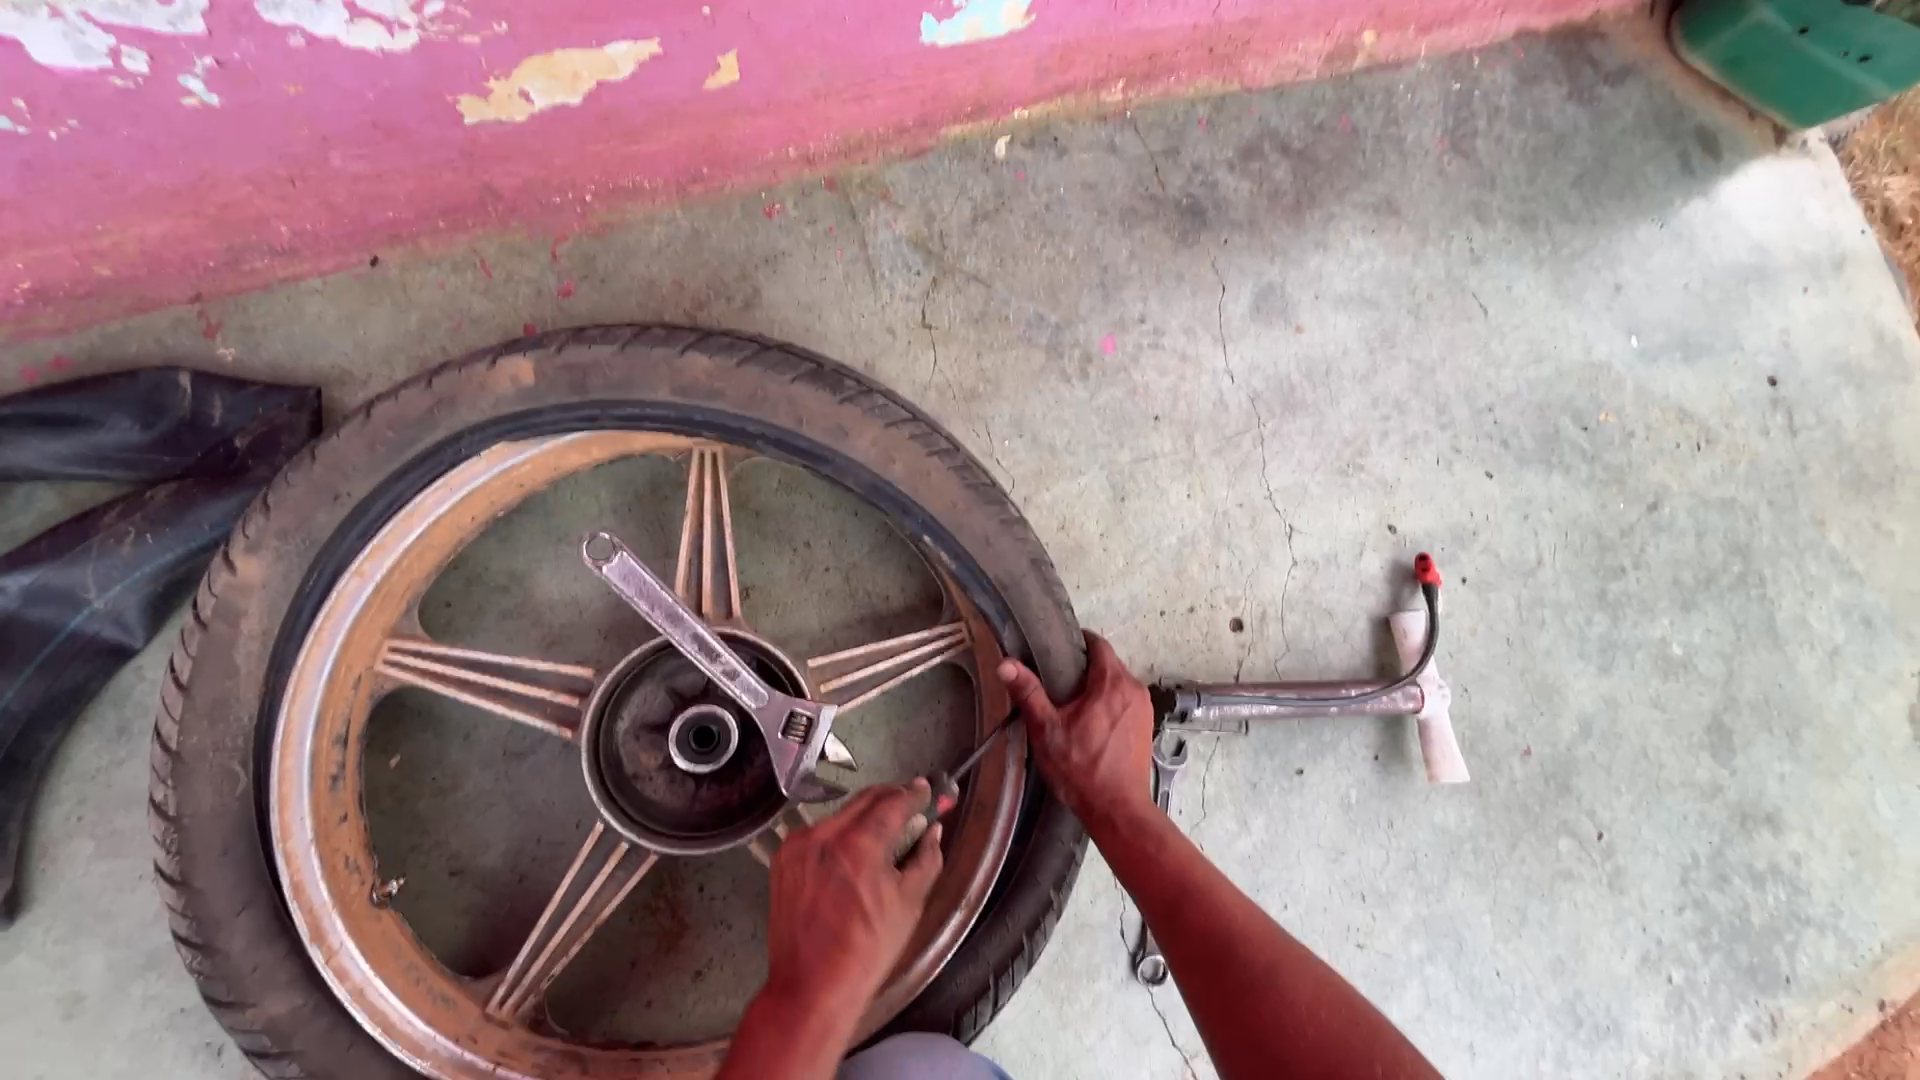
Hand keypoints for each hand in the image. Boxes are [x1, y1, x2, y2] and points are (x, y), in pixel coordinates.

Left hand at [761, 781, 944, 1023]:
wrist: (811, 986)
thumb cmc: (865, 951)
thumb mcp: (909, 904)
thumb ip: (926, 859)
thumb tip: (933, 832)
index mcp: (859, 844)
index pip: (893, 802)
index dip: (915, 794)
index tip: (927, 790)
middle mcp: (825, 835)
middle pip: (866, 799)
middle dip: (891, 798)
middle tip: (910, 806)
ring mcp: (799, 844)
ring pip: (842, 815)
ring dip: (864, 818)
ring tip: (881, 839)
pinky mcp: (784, 857)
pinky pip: (819, 833)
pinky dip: (838, 837)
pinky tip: (850, 857)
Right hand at [996, 631, 1154, 833]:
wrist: (1117, 810)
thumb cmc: (1082, 770)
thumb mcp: (1047, 730)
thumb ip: (1028, 693)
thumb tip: (1006, 664)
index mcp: (1112, 683)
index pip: (1098, 644)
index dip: (1078, 641)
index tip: (1058, 648)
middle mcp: (1133, 689)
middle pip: (1108, 663)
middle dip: (1084, 668)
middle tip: (1056, 680)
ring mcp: (1143, 709)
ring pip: (1117, 683)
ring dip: (1097, 688)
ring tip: (1071, 703)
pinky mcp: (1145, 727)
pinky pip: (1125, 703)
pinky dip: (1109, 704)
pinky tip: (1090, 723)